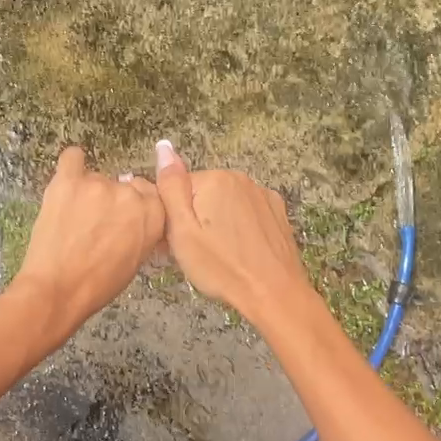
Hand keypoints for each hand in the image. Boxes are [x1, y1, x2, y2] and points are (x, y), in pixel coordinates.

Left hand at [11, 147, 165, 334]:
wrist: (58, 289)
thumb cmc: (98, 284)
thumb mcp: (136, 261)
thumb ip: (143, 230)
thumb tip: (134, 217)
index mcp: (153, 214)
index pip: (151, 194)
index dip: (135, 207)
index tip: (122, 219)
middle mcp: (129, 193)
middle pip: (125, 185)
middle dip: (113, 202)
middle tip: (96, 224)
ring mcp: (97, 184)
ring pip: (97, 178)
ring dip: (89, 194)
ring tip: (74, 220)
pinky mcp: (67, 181)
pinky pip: (72, 158)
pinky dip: (72, 165)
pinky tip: (67, 182)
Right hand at [153, 140, 315, 325]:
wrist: (273, 293)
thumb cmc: (221, 266)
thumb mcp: (182, 230)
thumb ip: (170, 186)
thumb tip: (163, 147)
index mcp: (214, 180)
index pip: (177, 190)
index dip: (172, 217)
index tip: (174, 242)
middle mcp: (241, 179)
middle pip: (202, 195)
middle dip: (194, 219)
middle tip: (194, 252)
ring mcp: (262, 195)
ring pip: (224, 205)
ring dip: (216, 224)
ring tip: (217, 256)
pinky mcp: (277, 213)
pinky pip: (245, 214)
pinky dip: (238, 229)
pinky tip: (238, 252)